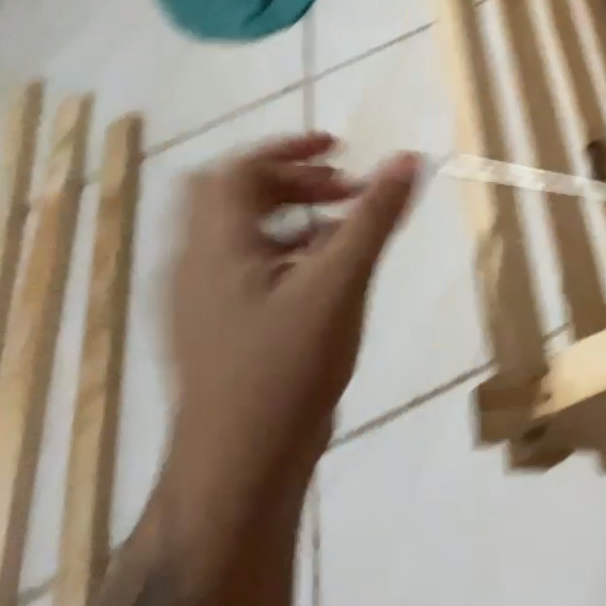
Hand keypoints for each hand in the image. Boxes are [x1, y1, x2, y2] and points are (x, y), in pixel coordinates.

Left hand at [165, 133, 419, 476]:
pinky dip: (292, 250)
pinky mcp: (222, 329)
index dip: (286, 149)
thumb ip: (374, 218)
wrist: (242, 458)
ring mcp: (204, 302)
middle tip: (352, 189)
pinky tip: (332, 275)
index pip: (234, 173)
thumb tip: (408, 158)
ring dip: (297, 216)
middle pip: (234, 200)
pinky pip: (252, 266)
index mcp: (214, 249)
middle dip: (296, 181)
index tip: (343, 147)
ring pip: (243, 234)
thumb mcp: (340, 283)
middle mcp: (197, 268)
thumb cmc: (288, 364)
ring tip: (351, 228)